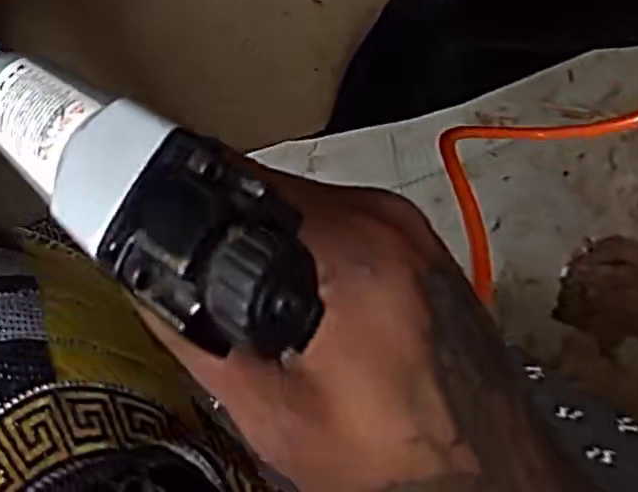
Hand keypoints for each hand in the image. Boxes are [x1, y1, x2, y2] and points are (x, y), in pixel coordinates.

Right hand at [141, 167, 584, 491]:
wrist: (499, 491)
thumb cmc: (400, 467)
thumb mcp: (268, 413)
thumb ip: (189, 335)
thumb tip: (138, 278)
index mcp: (349, 253)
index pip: (226, 178)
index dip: (177, 194)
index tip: (152, 215)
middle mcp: (382, 220)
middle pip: (255, 183)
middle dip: (217, 218)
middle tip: (206, 273)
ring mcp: (402, 222)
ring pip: (286, 192)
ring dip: (254, 226)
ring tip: (251, 284)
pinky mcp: (411, 234)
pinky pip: (322, 209)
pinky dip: (293, 235)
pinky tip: (295, 286)